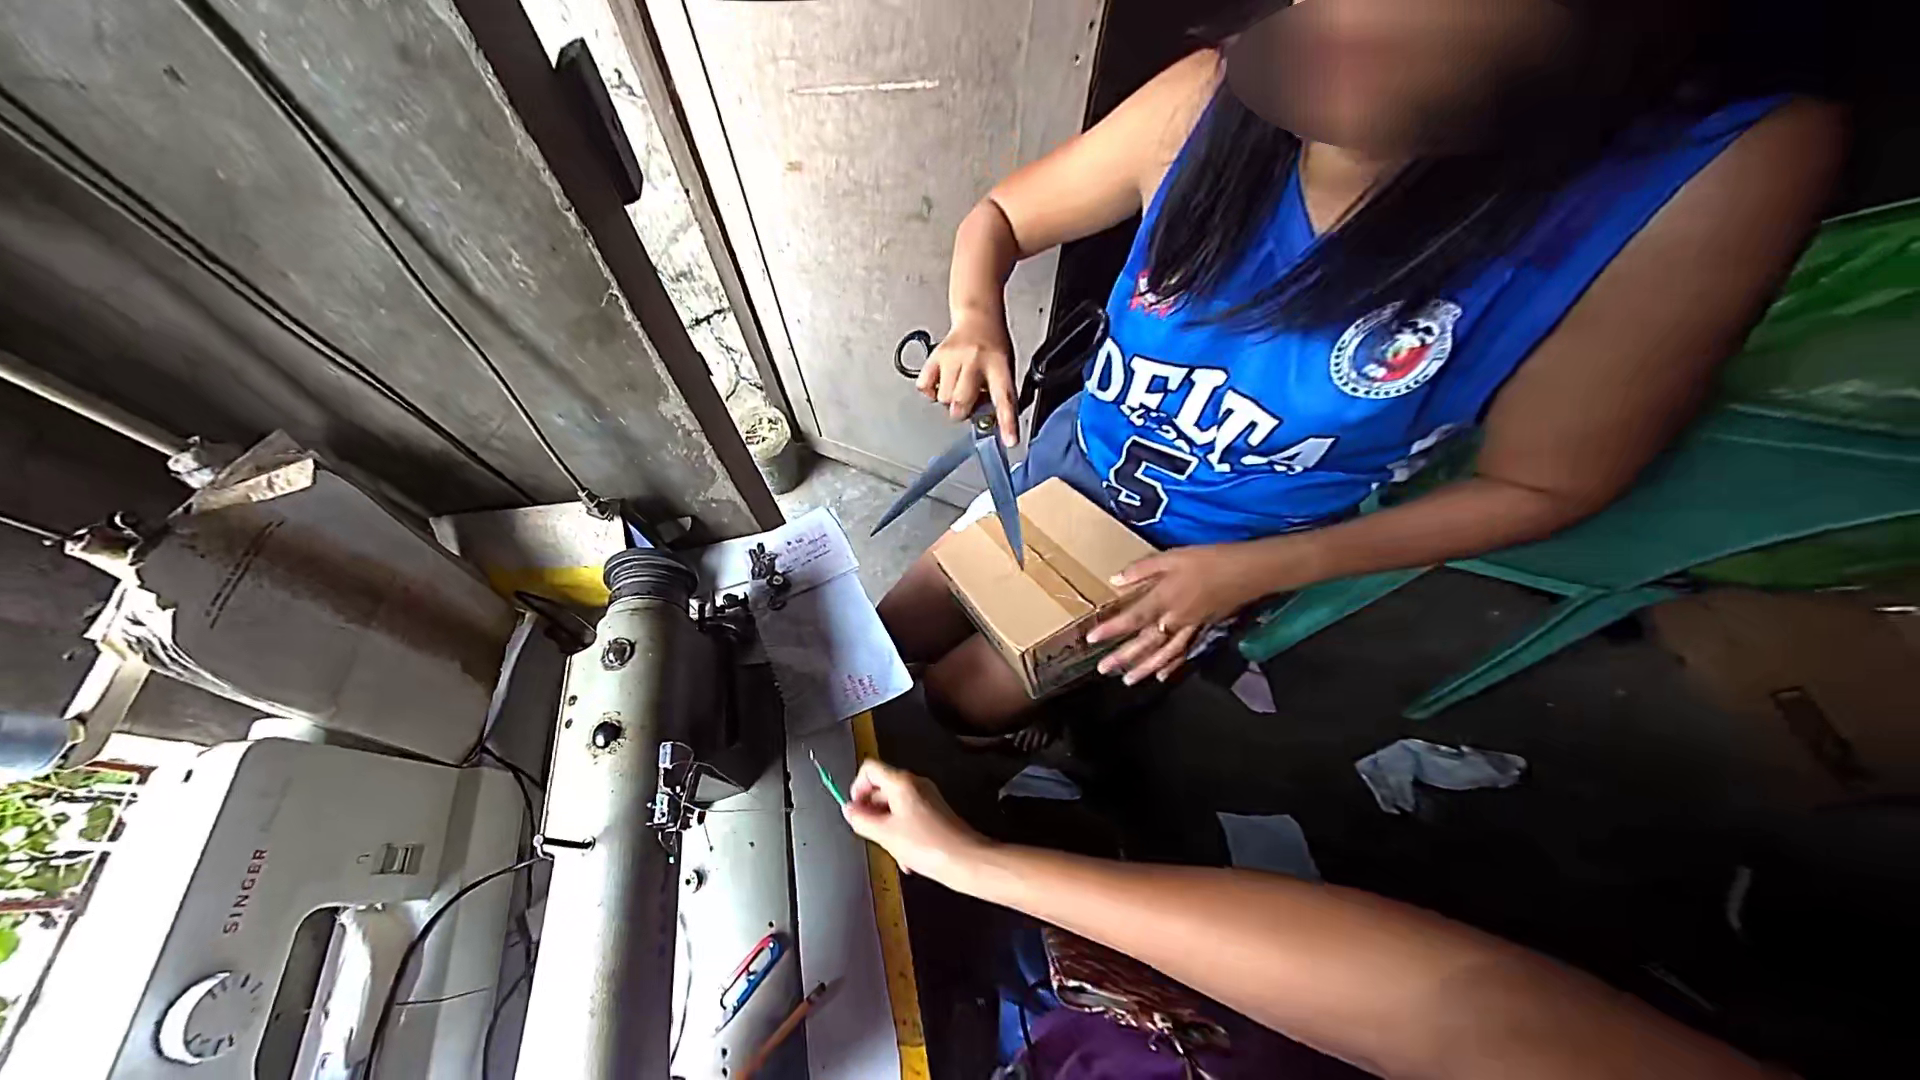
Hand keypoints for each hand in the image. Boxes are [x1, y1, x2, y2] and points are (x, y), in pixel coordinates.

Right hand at [842, 760, 991, 886]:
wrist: (964, 860)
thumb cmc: (927, 845)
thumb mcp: (885, 834)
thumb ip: (861, 820)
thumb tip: (849, 810)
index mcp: (902, 782)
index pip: (869, 769)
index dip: (857, 788)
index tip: (855, 811)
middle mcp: (915, 784)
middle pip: (881, 788)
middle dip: (871, 812)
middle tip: (870, 834)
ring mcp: (926, 797)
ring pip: (894, 806)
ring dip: (886, 827)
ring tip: (892, 850)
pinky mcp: (934, 812)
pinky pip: (908, 816)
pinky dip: (901, 833)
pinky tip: (906, 856)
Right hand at [917, 310, 1019, 445]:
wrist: (977, 316)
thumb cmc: (993, 346)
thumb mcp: (1006, 367)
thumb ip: (999, 394)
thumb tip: (990, 424)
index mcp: (998, 365)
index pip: (1005, 398)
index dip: (1007, 423)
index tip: (1010, 442)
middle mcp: (974, 360)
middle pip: (961, 403)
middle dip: (963, 411)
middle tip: (970, 400)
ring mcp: (952, 358)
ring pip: (942, 399)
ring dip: (949, 400)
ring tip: (959, 385)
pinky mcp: (934, 357)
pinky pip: (925, 387)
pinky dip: (931, 391)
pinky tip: (942, 382)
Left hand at [1085, 544, 1263, 684]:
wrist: (1248, 571)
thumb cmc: (1209, 560)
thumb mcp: (1171, 557)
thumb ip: (1142, 570)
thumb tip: (1115, 580)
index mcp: (1164, 599)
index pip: (1132, 619)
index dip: (1111, 630)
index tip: (1092, 640)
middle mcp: (1175, 619)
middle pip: (1145, 643)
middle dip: (1123, 658)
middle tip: (1102, 670)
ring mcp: (1190, 628)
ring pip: (1164, 654)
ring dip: (1145, 668)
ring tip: (1127, 681)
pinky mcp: (1204, 631)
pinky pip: (1185, 653)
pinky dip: (1172, 665)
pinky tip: (1162, 675)